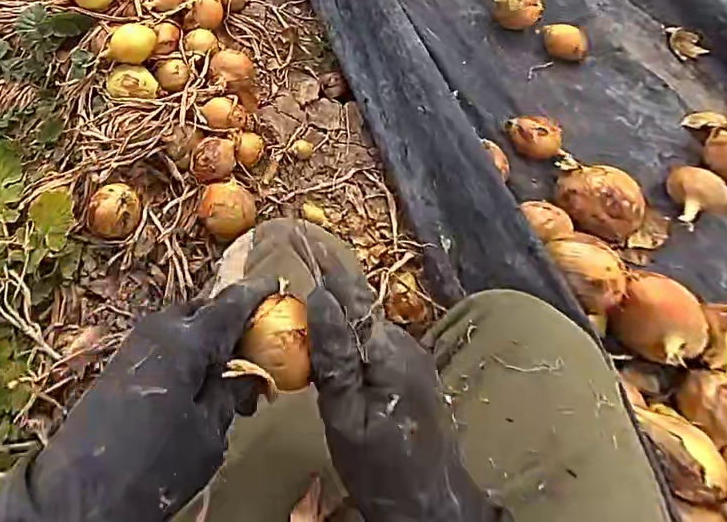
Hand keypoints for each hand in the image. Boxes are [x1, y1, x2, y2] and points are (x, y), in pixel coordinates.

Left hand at [0, 275, 279, 521]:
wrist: (75, 496)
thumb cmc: (151, 465)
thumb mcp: (208, 434)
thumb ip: (231, 392)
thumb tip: (247, 371)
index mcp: (188, 338)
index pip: (232, 303)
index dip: (257, 292)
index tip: (276, 284)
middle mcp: (162, 327)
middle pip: (206, 308)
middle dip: (231, 321)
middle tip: (253, 351)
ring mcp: (137, 341)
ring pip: (185, 324)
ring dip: (208, 338)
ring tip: (225, 376)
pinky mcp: (122, 360)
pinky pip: (166, 341)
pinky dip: (187, 351)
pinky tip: (195, 384)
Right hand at [302, 238, 500, 521]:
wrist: (432, 508)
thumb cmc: (381, 470)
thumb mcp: (345, 417)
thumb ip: (333, 356)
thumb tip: (318, 296)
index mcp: (387, 348)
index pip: (350, 291)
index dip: (324, 260)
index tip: (300, 231)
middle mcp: (403, 340)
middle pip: (358, 302)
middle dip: (326, 284)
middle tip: (293, 266)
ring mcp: (411, 354)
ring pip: (365, 322)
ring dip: (337, 311)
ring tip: (305, 305)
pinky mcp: (410, 369)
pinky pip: (373, 340)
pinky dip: (349, 334)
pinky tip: (332, 345)